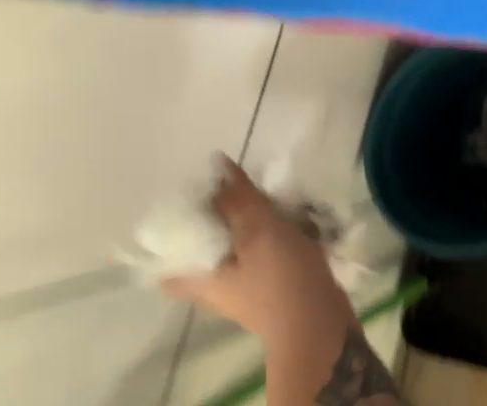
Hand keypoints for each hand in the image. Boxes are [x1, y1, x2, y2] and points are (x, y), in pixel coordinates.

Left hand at [161, 156, 354, 346]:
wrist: (317, 320)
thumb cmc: (280, 278)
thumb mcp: (259, 231)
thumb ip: (238, 199)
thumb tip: (217, 166)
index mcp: (193, 276)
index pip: (169, 243)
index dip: (182, 215)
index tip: (203, 192)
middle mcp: (209, 283)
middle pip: (207, 238)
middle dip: (229, 212)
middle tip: (248, 191)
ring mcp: (239, 285)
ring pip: (239, 242)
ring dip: (259, 220)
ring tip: (280, 201)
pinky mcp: (267, 284)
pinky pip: (264, 250)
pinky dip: (277, 234)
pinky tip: (299, 221)